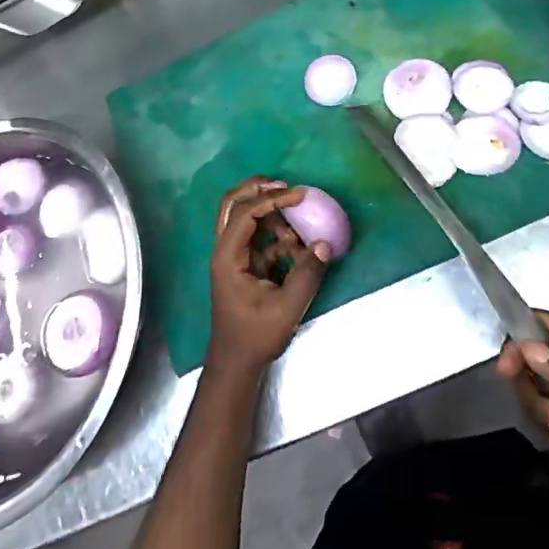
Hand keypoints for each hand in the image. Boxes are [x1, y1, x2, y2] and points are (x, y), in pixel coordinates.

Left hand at [206, 178, 331, 379]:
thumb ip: (306, 274)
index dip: (272, 199)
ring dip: (271, 217)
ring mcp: (233, 256)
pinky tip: (298, 248)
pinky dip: (277, 237)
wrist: (237, 361)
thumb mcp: (286, 308)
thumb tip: (323, 244)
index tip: (299, 195)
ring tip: (299, 227)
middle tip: (287, 186)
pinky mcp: (244, 265)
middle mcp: (225, 249)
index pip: (245, 213)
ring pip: (245, 219)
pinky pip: (258, 240)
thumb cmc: (255, 335)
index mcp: (227, 255)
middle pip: (233, 204)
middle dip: (258, 190)